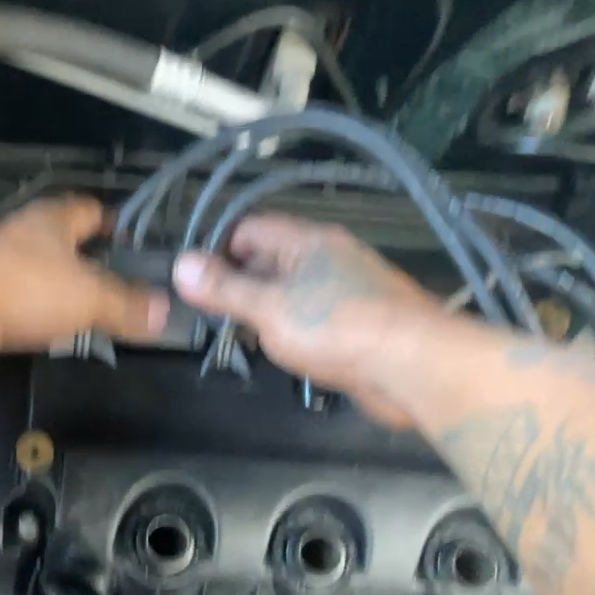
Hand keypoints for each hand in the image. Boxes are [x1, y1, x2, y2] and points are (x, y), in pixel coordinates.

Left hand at [0, 197, 167, 362]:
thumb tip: (166, 314)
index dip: (113, 224)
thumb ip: (127, 306)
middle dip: (81, 258)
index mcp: (51, 220)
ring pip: (30, 267)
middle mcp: (18, 231)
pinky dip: (24, 309)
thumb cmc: (26, 290)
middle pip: (57, 238)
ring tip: (75, 311)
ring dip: (50, 285)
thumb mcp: (89, 298)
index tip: (130, 244)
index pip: (90, 209)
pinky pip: (7, 296)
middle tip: (107, 284)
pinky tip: (33, 328)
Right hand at [173, 214, 453, 426]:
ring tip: (234, 337)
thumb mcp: (268, 308)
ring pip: (287, 292)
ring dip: (260, 312)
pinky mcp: (356, 323)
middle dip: (234, 285)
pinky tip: (277, 352)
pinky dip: (287, 330)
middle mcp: (327, 258)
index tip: (191, 282)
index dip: (216, 250)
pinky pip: (309, 317)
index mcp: (307, 242)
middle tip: (205, 316)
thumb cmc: (338, 329)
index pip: (248, 228)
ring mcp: (344, 291)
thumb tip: (181, 264)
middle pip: (266, 261)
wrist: (413, 366)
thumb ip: (224, 289)